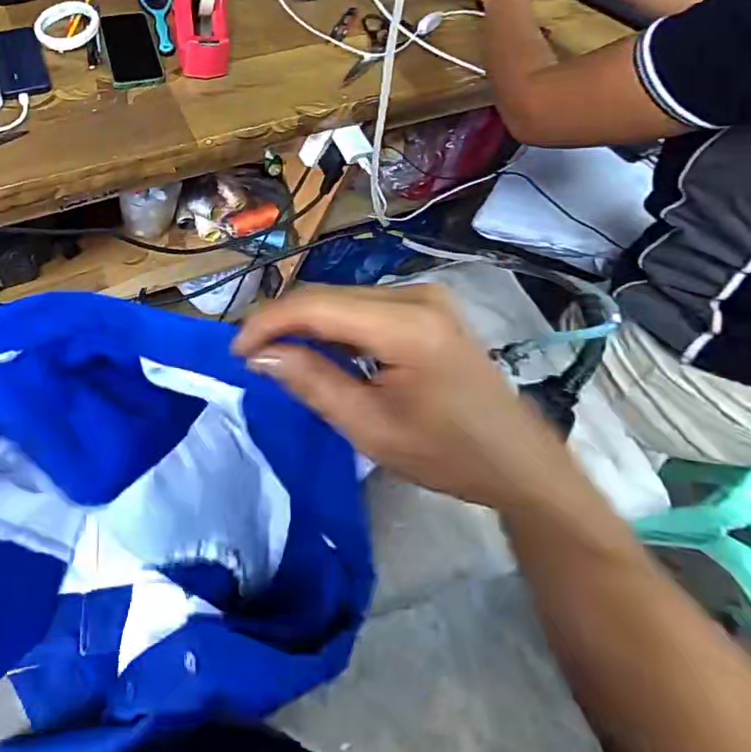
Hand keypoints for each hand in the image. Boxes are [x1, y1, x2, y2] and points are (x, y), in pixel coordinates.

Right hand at [234, 285, 573, 509]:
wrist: (515, 457)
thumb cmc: (447, 454)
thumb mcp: (370, 428)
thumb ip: (312, 382)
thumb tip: (260, 353)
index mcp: (407, 324)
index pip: (318, 304)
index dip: (269, 322)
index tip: (235, 352)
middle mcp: (417, 294)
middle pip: (330, 295)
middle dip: (285, 321)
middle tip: (251, 357)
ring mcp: (427, 296)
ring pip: (346, 297)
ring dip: (309, 323)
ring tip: (277, 355)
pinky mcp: (430, 305)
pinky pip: (368, 305)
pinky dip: (338, 325)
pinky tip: (321, 350)